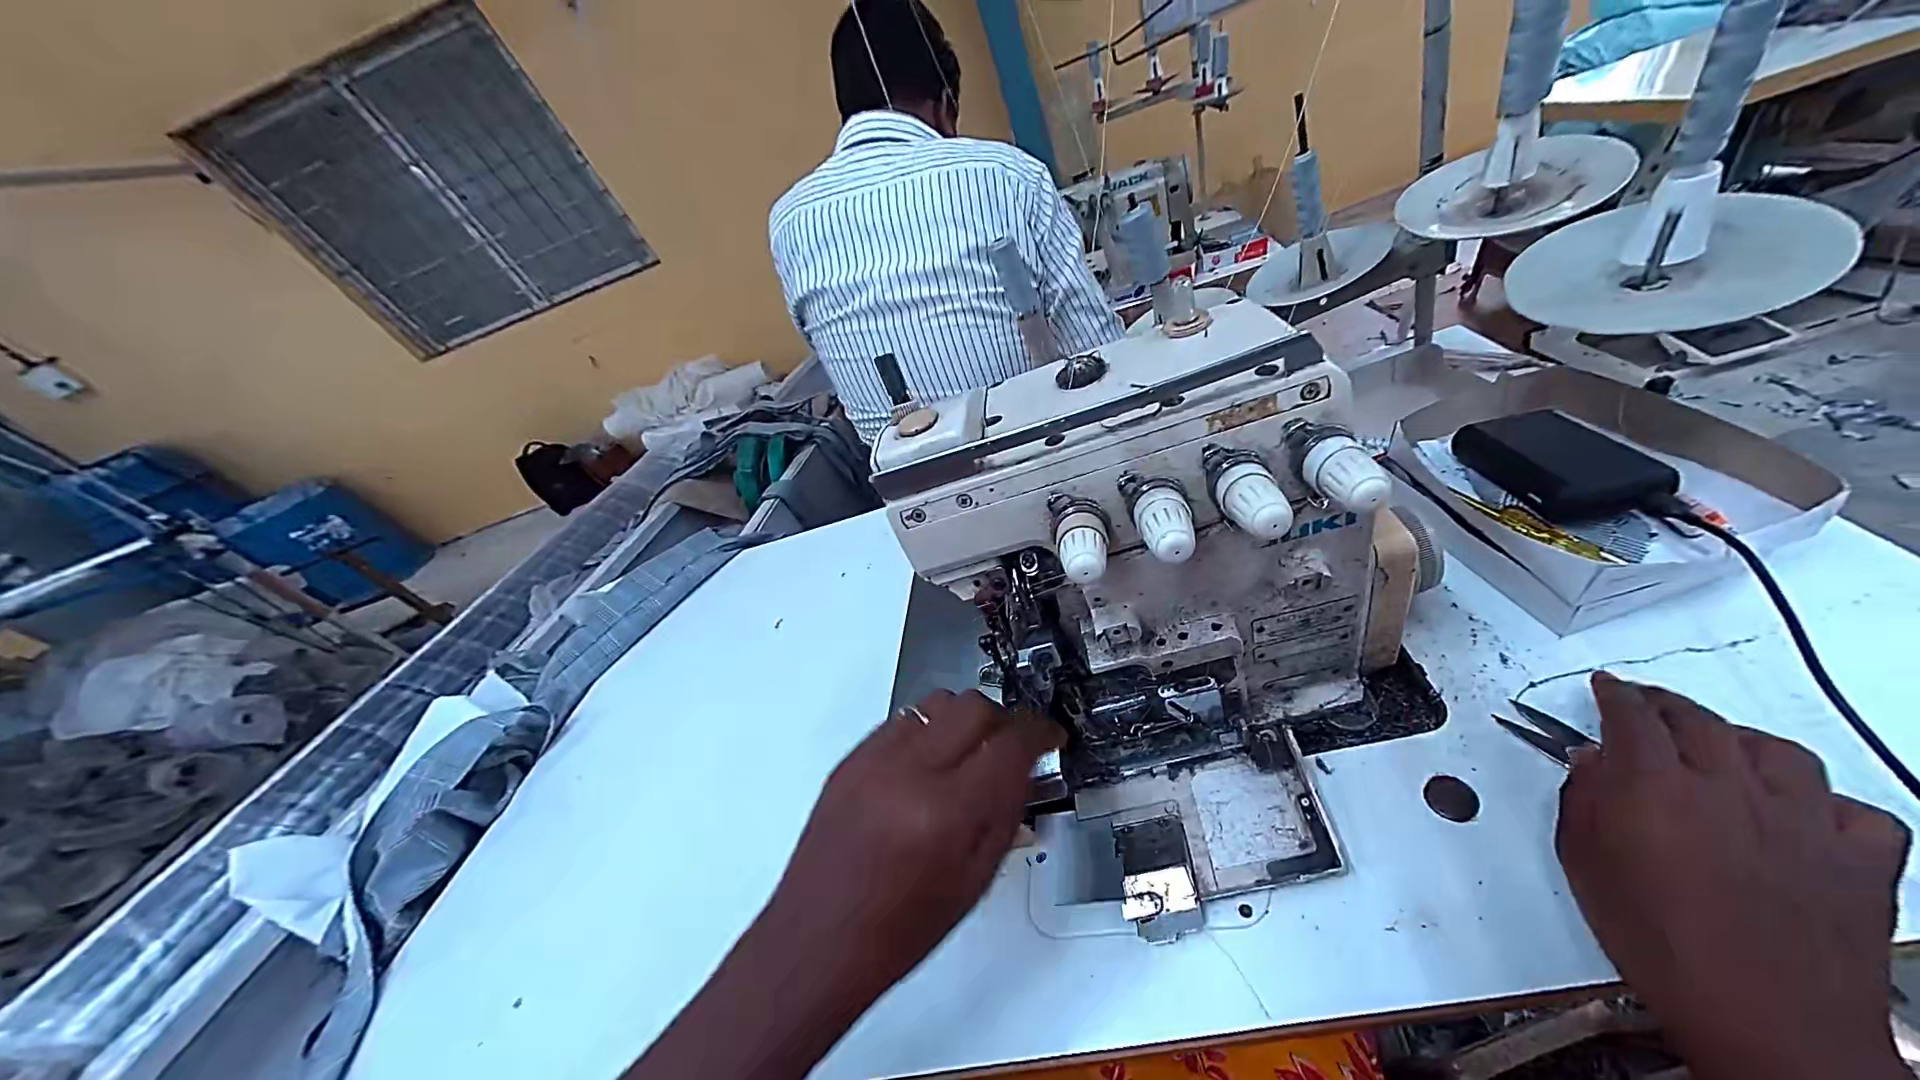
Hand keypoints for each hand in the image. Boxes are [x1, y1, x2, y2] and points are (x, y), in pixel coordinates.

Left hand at [757, 689, 1066, 995]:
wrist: (818, 941)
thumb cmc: (889, 931)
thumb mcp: (973, 881)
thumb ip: (1005, 814)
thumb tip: (1024, 770)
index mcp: (945, 814)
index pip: (1010, 743)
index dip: (1040, 733)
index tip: (1048, 735)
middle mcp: (906, 776)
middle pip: (975, 707)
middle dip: (1005, 721)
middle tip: (1013, 745)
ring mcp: (873, 763)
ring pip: (938, 701)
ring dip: (965, 718)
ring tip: (972, 750)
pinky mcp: (850, 760)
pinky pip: (902, 718)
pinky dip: (928, 728)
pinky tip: (933, 757)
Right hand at [1555, 672, 1911, 1079]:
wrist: (1763, 1020)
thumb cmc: (1663, 944)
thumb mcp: (1585, 863)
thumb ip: (1582, 802)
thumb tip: (1590, 765)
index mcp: (1655, 788)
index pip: (1632, 716)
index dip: (1615, 694)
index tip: (1607, 687)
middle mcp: (1730, 792)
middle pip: (1701, 721)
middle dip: (1668, 704)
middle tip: (1649, 704)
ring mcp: (1803, 825)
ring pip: (1779, 752)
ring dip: (1742, 739)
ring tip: (1722, 745)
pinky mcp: (1860, 863)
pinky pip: (1857, 810)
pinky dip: (1826, 799)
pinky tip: (1801, 807)